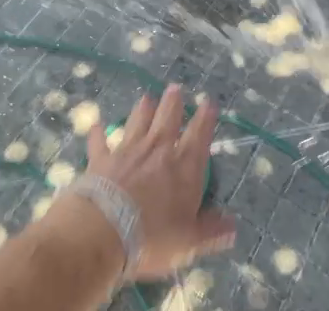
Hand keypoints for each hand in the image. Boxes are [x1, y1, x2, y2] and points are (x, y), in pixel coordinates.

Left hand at [85, 84, 235, 278]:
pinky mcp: (101, 160)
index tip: (209, 102)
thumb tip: (232, 227)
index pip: (199, 136)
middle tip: (174, 87)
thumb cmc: (153, 238)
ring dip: (142, 110)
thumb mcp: (189, 241)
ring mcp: (127, 152)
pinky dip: (98, 133)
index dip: (205, 118)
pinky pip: (99, 142)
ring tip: (146, 96)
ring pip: (137, 122)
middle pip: (167, 119)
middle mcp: (157, 151)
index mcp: (183, 167)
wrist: (104, 230)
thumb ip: (210, 231)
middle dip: (173, 103)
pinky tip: (96, 125)